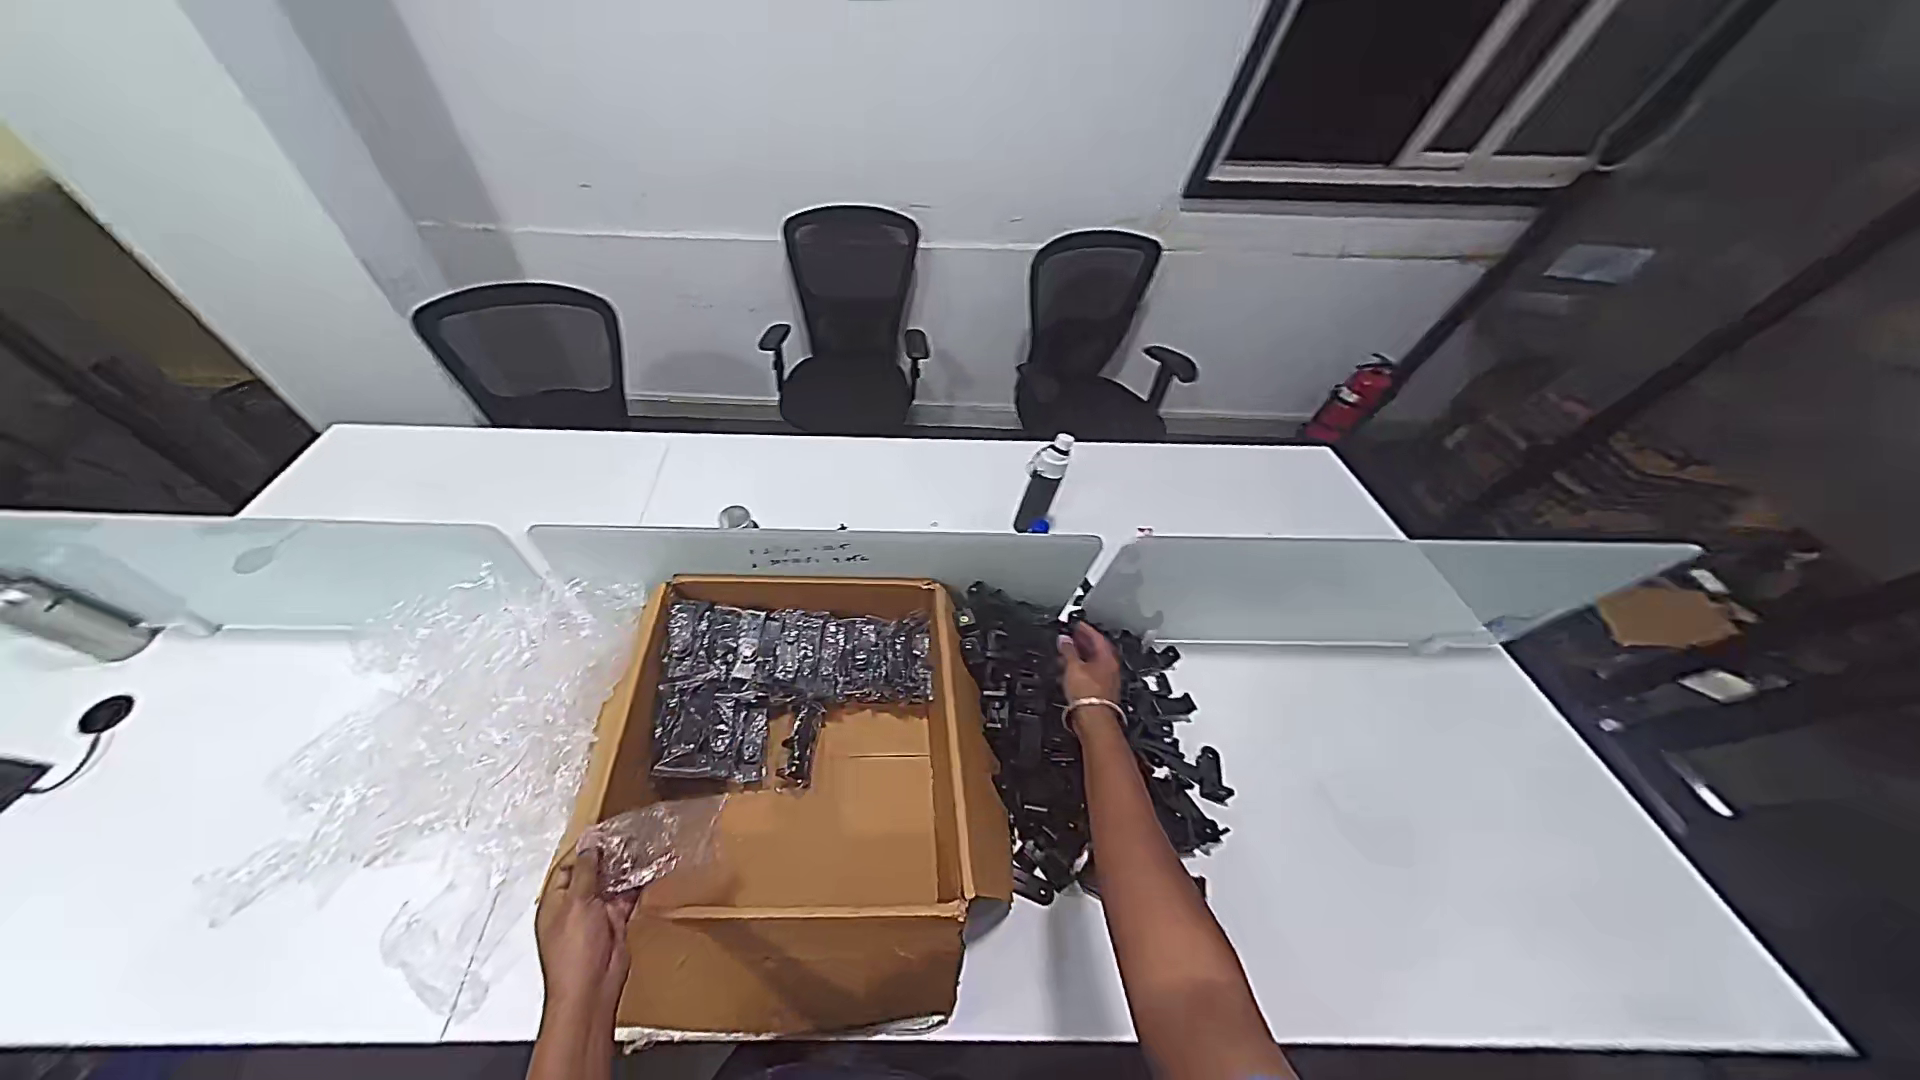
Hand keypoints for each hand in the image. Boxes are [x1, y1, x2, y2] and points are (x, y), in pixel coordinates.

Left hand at [536, 846, 638, 1017]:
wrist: (592, 987)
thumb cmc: (575, 949)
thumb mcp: (576, 904)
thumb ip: (584, 871)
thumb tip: (587, 843)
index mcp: (556, 902)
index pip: (567, 867)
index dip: (584, 849)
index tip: (604, 830)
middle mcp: (575, 905)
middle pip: (592, 872)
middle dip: (609, 855)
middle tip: (630, 833)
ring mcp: (597, 913)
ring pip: (612, 882)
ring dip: (626, 866)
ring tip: (644, 844)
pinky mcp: (617, 920)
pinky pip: (628, 895)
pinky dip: (639, 882)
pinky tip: (652, 866)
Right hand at [1057, 622, 1122, 729]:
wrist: (1093, 720)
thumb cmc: (1088, 694)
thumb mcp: (1073, 666)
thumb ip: (1068, 650)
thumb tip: (1064, 639)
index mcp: (1107, 658)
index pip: (1097, 638)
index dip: (1086, 629)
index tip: (1077, 624)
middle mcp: (1110, 669)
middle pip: (1096, 650)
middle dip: (1083, 642)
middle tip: (1072, 636)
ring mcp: (1106, 681)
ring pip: (1093, 663)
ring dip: (1080, 655)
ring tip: (1067, 652)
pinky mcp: (1099, 692)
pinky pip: (1089, 675)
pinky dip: (1079, 669)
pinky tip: (1069, 671)